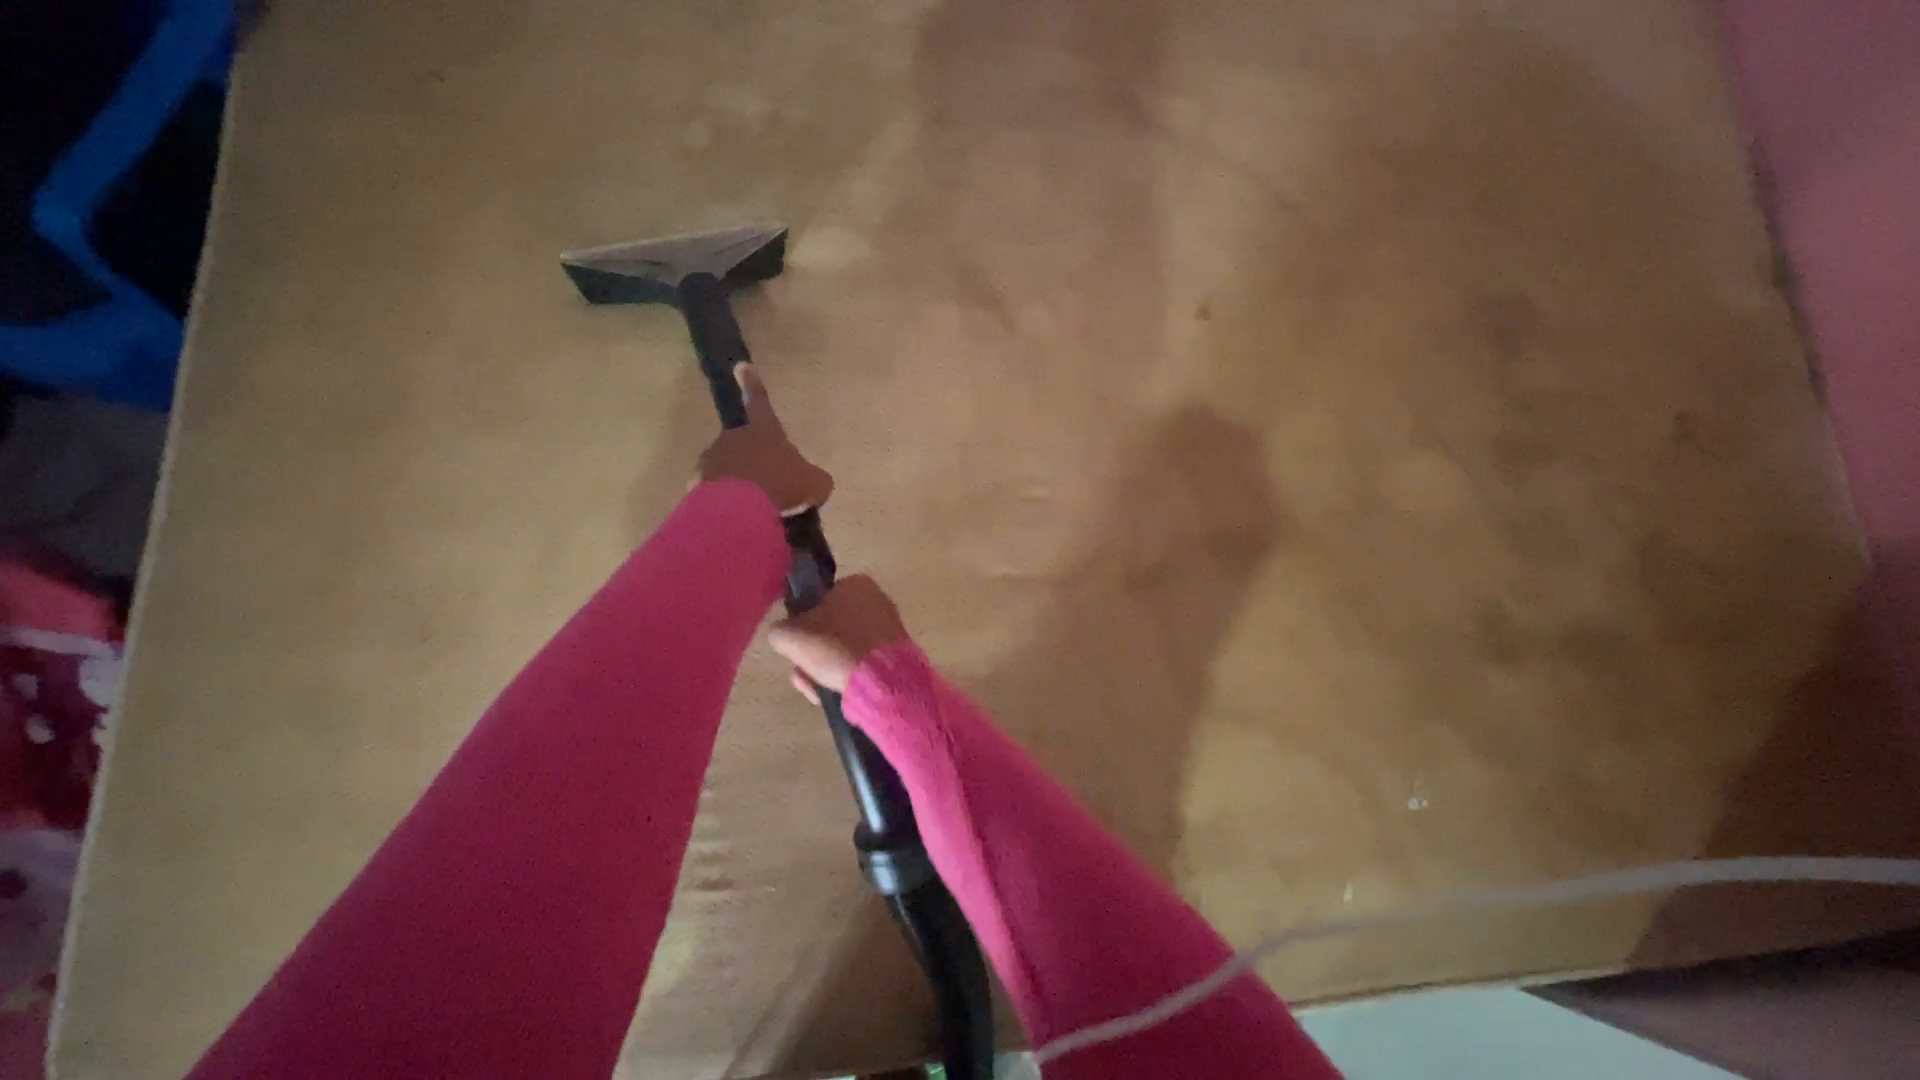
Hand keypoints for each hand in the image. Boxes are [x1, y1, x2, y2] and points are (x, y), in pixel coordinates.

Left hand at [696, 364, 832, 514]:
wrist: (741, 509)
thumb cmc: (782, 486)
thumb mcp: (815, 484)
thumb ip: (815, 479)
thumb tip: (814, 483)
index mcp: (764, 431)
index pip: (760, 402)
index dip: (753, 385)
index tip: (741, 365)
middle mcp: (735, 437)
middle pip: (744, 443)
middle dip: (752, 459)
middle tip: (766, 485)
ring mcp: (713, 458)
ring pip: (727, 467)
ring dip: (737, 482)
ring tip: (751, 507)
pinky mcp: (698, 482)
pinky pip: (713, 489)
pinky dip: (722, 500)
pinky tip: (734, 516)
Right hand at [767, 575, 909, 700]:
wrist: (881, 680)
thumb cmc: (834, 646)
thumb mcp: (789, 635)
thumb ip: (779, 631)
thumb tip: (782, 634)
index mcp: (855, 583)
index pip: (818, 601)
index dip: (801, 624)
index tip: (795, 645)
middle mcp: (876, 600)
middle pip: (829, 629)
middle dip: (812, 654)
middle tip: (803, 673)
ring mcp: (889, 628)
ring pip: (843, 650)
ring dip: (824, 670)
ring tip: (815, 688)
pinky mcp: (896, 656)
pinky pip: (861, 663)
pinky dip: (845, 677)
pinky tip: (832, 693)